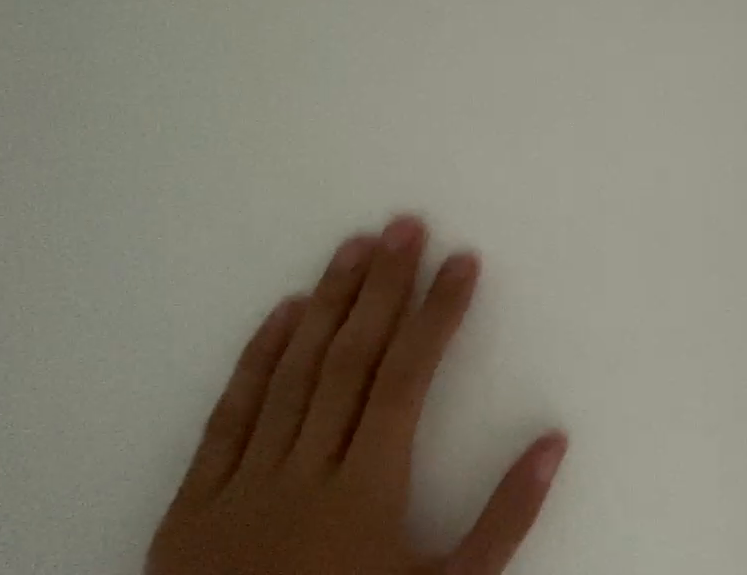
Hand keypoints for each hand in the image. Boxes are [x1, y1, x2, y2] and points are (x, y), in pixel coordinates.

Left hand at [147, 215, 566, 574]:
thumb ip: (505, 519)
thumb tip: (555, 442)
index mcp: (365, 490)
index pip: (407, 378)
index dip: (438, 312)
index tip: (462, 261)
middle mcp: (302, 474)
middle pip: (349, 361)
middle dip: (383, 287)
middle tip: (405, 226)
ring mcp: (240, 487)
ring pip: (291, 376)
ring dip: (327, 305)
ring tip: (354, 246)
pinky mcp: (191, 509)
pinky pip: (226, 421)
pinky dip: (255, 362)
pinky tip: (282, 314)